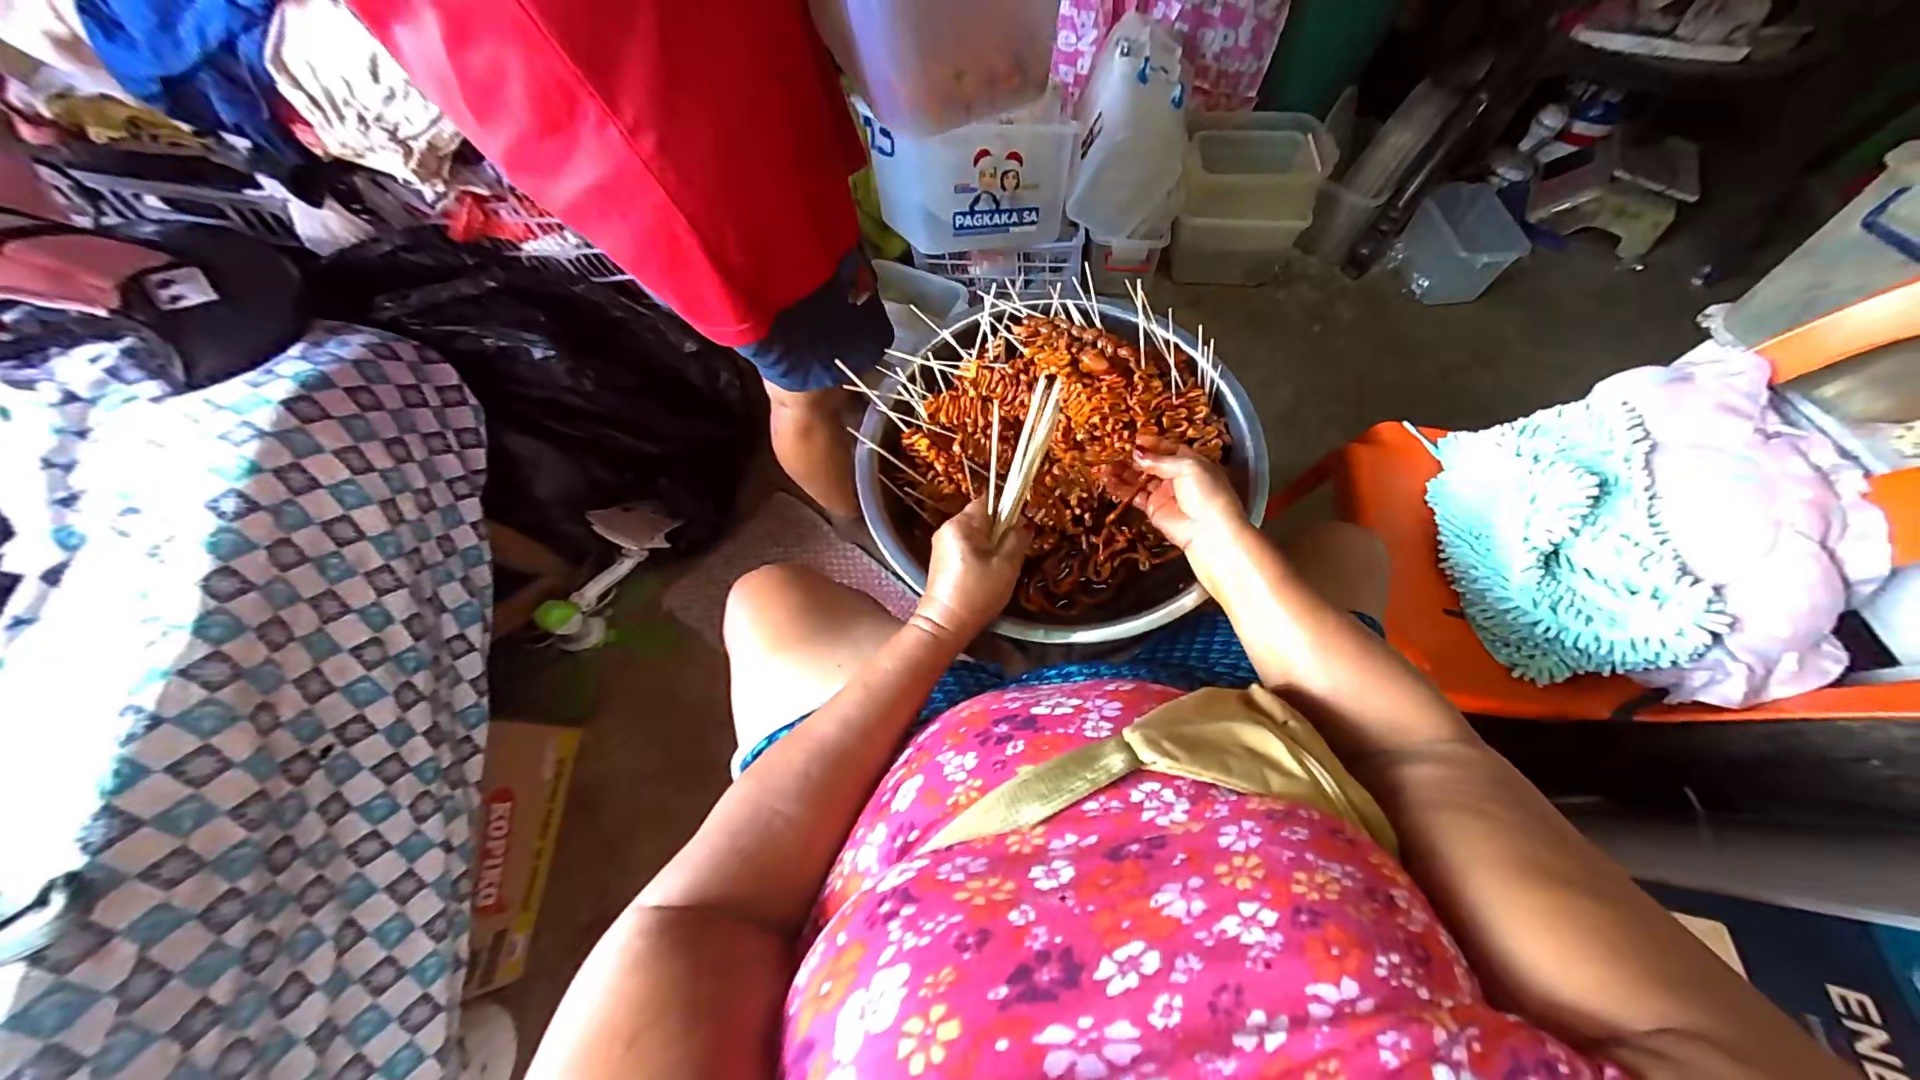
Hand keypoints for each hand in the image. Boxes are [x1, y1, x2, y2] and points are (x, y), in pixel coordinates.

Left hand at [914, 498, 1028, 642]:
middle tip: (1011, 555)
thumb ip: (1017, 538)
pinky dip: (978, 556)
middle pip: (981, 518)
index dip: (1006, 510)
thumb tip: (1022, 524)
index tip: (1018, 529)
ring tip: (998, 568)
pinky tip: (984, 575)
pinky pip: (965, 547)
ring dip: (989, 546)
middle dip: (998, 532)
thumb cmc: (978, 592)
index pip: (987, 501)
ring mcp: (941, 544)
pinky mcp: (940, 559)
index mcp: (961, 524)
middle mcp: (947, 528)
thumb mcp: (1007, 565)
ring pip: (974, 534)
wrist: (945, 624)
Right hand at [1101, 436, 1246, 550]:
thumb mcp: (1188, 467)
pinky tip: (1107, 480)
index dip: (1151, 443)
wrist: (1209, 532)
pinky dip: (1120, 488)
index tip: (1133, 438)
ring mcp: (1163, 492)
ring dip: (1122, 472)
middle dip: (1132, 457)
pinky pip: (1134, 495)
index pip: (1168, 448)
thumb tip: (1136, 453)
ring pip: (1139, 479)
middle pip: (1150, 463)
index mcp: (1190, 462)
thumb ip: (1161, 460)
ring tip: (1104, 465)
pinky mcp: (1152, 508)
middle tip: (1112, 451)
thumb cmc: (1207, 493)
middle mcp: (1175, 476)